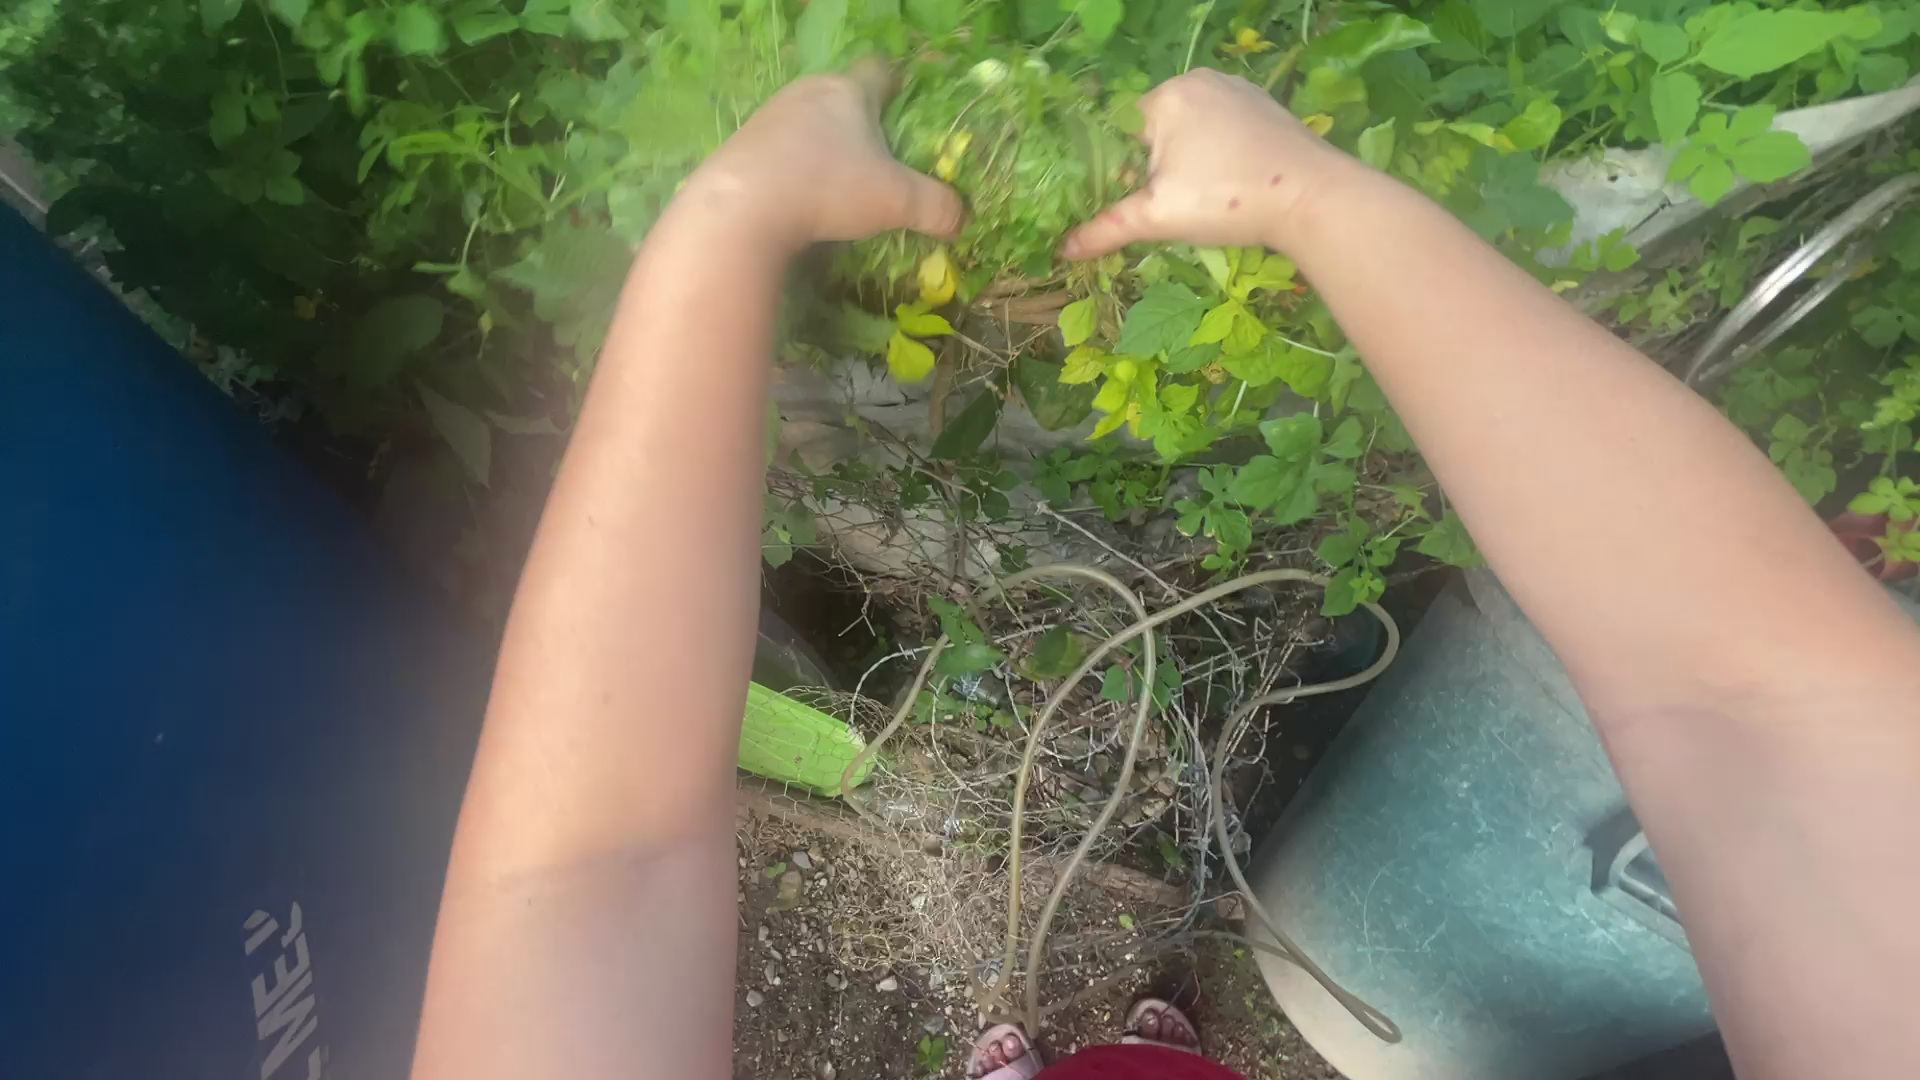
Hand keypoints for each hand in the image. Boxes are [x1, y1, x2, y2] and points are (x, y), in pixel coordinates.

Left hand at [681, 58, 963, 251]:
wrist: (745, 207)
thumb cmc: (829, 188)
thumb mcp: (896, 201)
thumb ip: (934, 207)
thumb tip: (961, 218)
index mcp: (849, 92)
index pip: (880, 72)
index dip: (897, 85)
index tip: (906, 105)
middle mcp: (808, 93)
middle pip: (843, 98)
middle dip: (862, 124)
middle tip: (879, 159)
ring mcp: (772, 118)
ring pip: (810, 124)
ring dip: (826, 148)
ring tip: (839, 185)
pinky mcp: (746, 148)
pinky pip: (782, 151)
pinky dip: (797, 169)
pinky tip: (802, 199)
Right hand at [1059, 69, 1361, 259]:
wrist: (1310, 197)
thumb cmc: (1225, 198)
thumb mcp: (1157, 217)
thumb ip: (1107, 229)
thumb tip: (1063, 250)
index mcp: (1167, 96)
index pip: (1119, 132)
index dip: (1117, 171)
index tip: (1128, 204)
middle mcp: (1200, 80)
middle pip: (1153, 131)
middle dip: (1151, 170)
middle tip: (1163, 209)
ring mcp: (1236, 90)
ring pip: (1187, 132)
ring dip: (1182, 166)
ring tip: (1194, 201)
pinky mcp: (1262, 108)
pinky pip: (1218, 131)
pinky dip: (1212, 157)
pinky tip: (1222, 185)